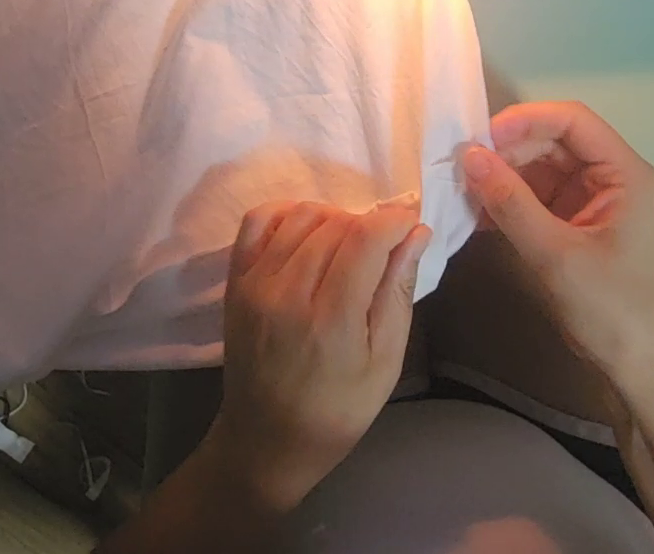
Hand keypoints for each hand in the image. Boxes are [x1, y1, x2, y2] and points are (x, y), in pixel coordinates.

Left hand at [205, 201, 431, 511]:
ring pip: (302, 216)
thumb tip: (417, 233)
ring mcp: (256, 283)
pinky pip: (258, 221)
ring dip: (334, 218)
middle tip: (383, 247)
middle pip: (337, 224)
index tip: (410, 225)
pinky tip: (307, 231)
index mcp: (332, 320)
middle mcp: (289, 293)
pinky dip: (287, 212)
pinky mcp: (236, 281)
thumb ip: (398, 291)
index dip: (394, 221)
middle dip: (369, 224)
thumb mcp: (385, 362)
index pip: (366, 239)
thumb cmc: (337, 409)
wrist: (266, 440)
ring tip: (348, 243)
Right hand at [460, 101, 653, 387]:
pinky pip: (536, 197)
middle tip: (464, 166)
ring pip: (539, 168)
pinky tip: (475, 211)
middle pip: (553, 141)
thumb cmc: (611, 310)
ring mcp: (592, 201)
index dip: (526, 120)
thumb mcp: (555, 255)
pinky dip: (507, 201)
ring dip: (502, 176)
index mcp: (626, 174)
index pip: (573, 120)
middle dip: (508, 150)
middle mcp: (611, 178)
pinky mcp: (575, 223)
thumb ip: (510, 202)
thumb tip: (469, 156)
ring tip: (462, 189)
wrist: (639, 372)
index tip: (482, 138)